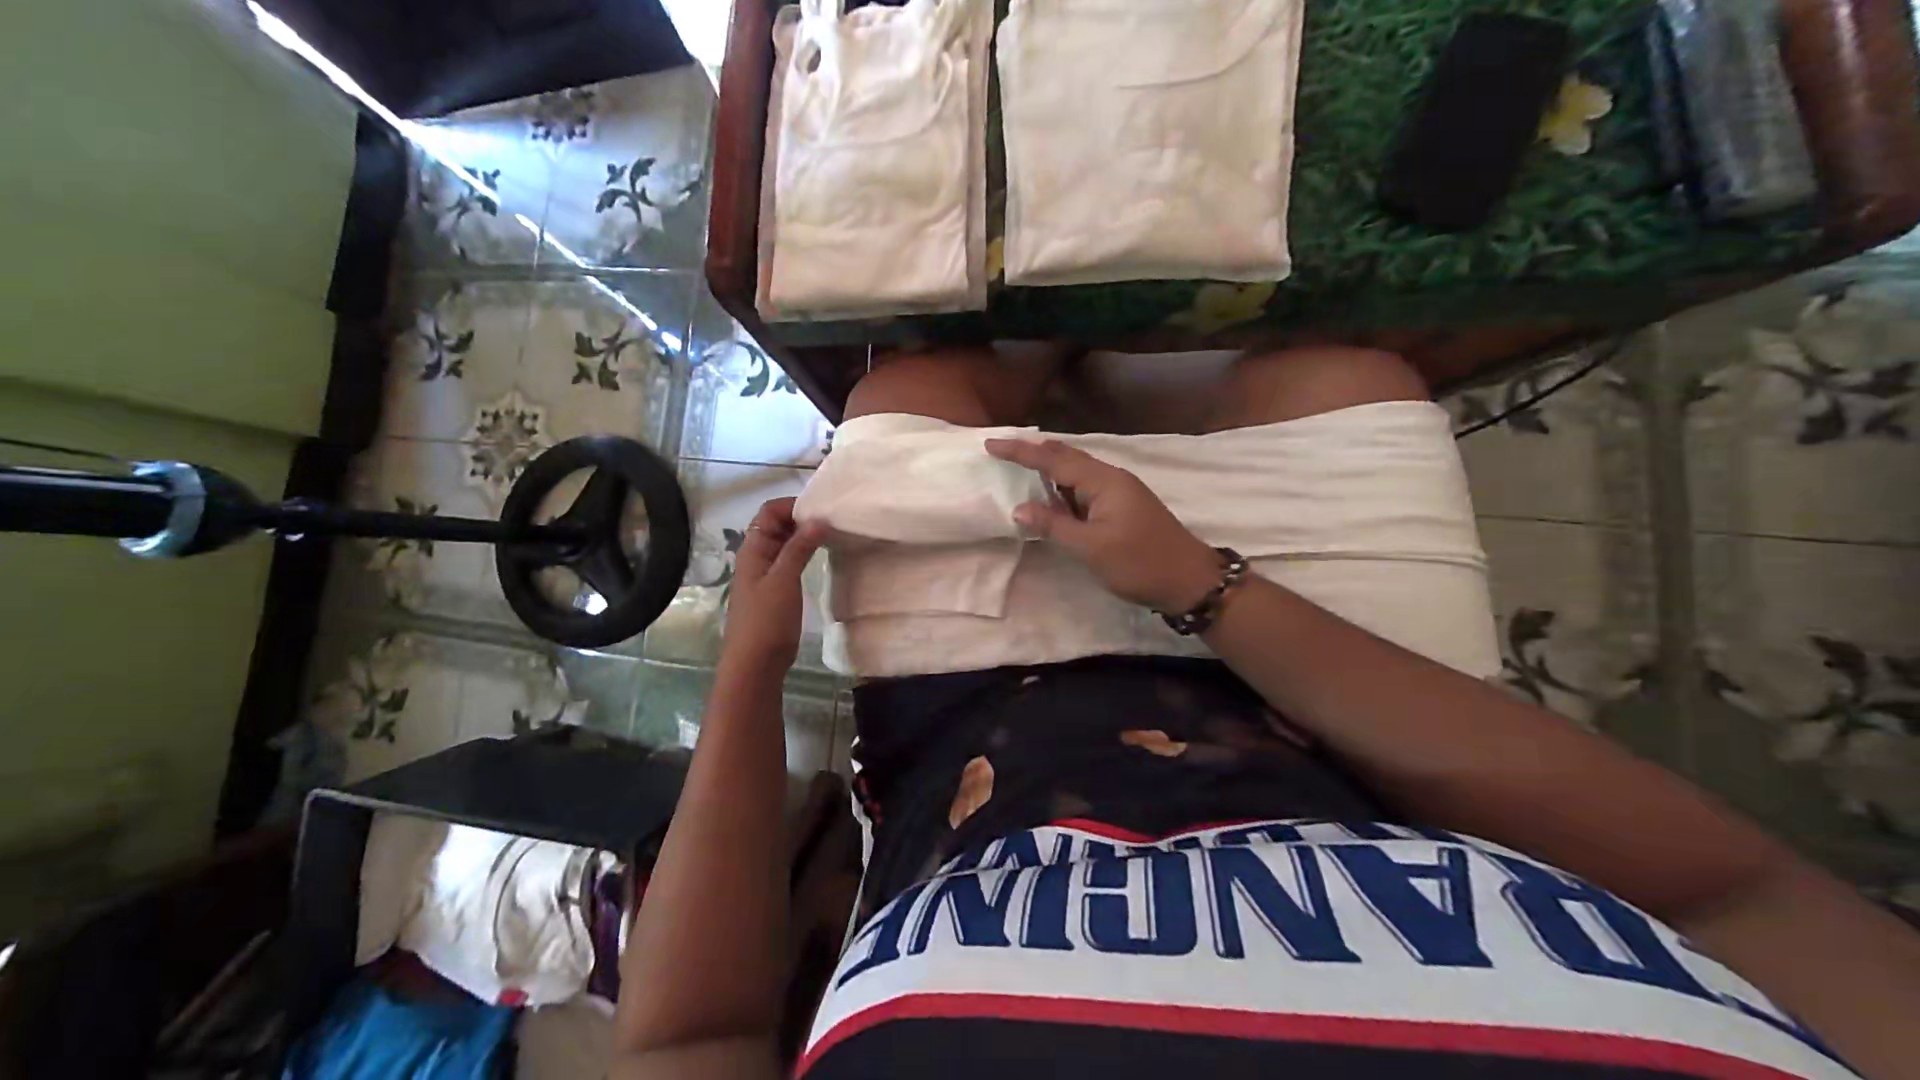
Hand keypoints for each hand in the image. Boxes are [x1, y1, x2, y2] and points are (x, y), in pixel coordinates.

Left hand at [720, 498, 828, 670]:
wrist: (756, 665)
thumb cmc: (766, 620)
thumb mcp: (784, 580)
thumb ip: (800, 547)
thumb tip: (819, 518)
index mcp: (753, 549)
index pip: (770, 511)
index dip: (793, 505)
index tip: (823, 510)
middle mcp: (757, 556)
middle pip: (777, 524)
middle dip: (803, 518)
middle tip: (834, 521)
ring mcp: (766, 574)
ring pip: (785, 543)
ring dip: (806, 536)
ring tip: (834, 535)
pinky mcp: (777, 590)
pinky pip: (790, 561)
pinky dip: (806, 553)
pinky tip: (824, 556)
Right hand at [984, 438, 1219, 612]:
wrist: (1189, 581)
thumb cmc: (1139, 563)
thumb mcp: (1091, 547)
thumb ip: (1054, 525)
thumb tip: (1019, 508)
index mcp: (1104, 482)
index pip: (1054, 460)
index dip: (1021, 453)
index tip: (992, 445)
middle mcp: (1112, 479)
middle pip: (1068, 458)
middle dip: (1035, 453)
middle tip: (1004, 450)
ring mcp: (1120, 493)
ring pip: (1078, 473)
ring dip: (1050, 469)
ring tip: (1021, 465)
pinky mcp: (1123, 508)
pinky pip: (1086, 488)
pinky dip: (1064, 488)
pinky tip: (1053, 494)